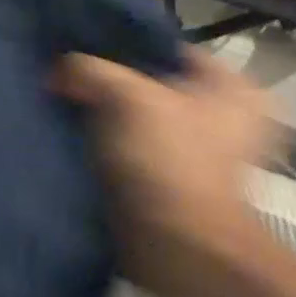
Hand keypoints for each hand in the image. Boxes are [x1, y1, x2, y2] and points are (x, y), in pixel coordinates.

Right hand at [53, 48, 281, 286]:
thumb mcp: (128, 98)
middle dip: (108, 89)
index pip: (168, 50)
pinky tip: (75, 147)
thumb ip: (91, 72)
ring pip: (135, 123)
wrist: (174, 246)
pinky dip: (104, 152)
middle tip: (65, 85)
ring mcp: (198, 155)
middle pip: (150, 88)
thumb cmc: (167, 162)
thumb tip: (59, 69)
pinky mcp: (171, 185)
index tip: (77, 56)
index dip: (121, 51)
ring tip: (63, 115)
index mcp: (236, 88)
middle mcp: (225, 118)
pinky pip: (129, 154)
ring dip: (103, 123)